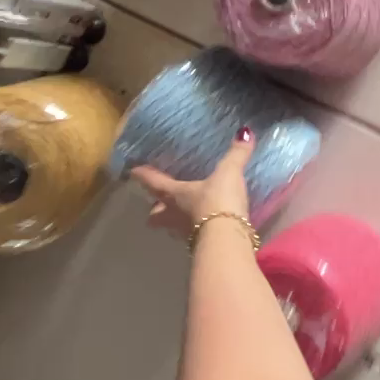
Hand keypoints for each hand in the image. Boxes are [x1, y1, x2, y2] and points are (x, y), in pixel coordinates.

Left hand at [130, 129, 254, 237]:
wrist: (225, 239)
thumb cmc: (218, 202)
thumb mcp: (228, 173)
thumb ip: (236, 154)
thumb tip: (245, 132)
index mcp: (174, 195)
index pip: (154, 183)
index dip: (144, 175)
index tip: (134, 171)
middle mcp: (173, 215)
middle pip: (155, 214)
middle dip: (155, 209)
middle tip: (158, 203)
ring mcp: (184, 234)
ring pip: (171, 228)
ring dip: (173, 222)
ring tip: (182, 215)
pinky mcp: (199, 246)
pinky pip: (192, 237)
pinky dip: (195, 232)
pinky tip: (205, 228)